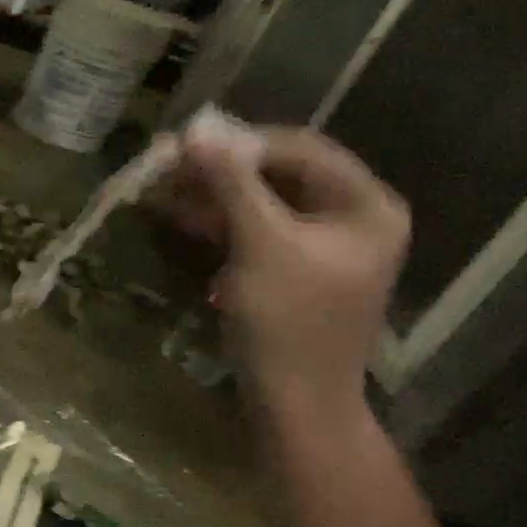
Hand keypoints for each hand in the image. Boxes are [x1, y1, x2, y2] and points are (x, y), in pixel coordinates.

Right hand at [168, 127, 409, 410]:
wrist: (295, 398)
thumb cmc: (288, 320)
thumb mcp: (260, 243)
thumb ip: (231, 183)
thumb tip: (196, 129)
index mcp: (364, 204)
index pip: (299, 149)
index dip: (240, 141)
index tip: (182, 143)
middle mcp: (349, 215)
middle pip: (278, 171)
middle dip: (220, 167)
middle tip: (164, 165)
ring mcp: (319, 242)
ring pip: (260, 198)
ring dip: (211, 191)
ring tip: (161, 189)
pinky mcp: (290, 264)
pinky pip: (253, 225)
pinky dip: (217, 218)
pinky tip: (178, 215)